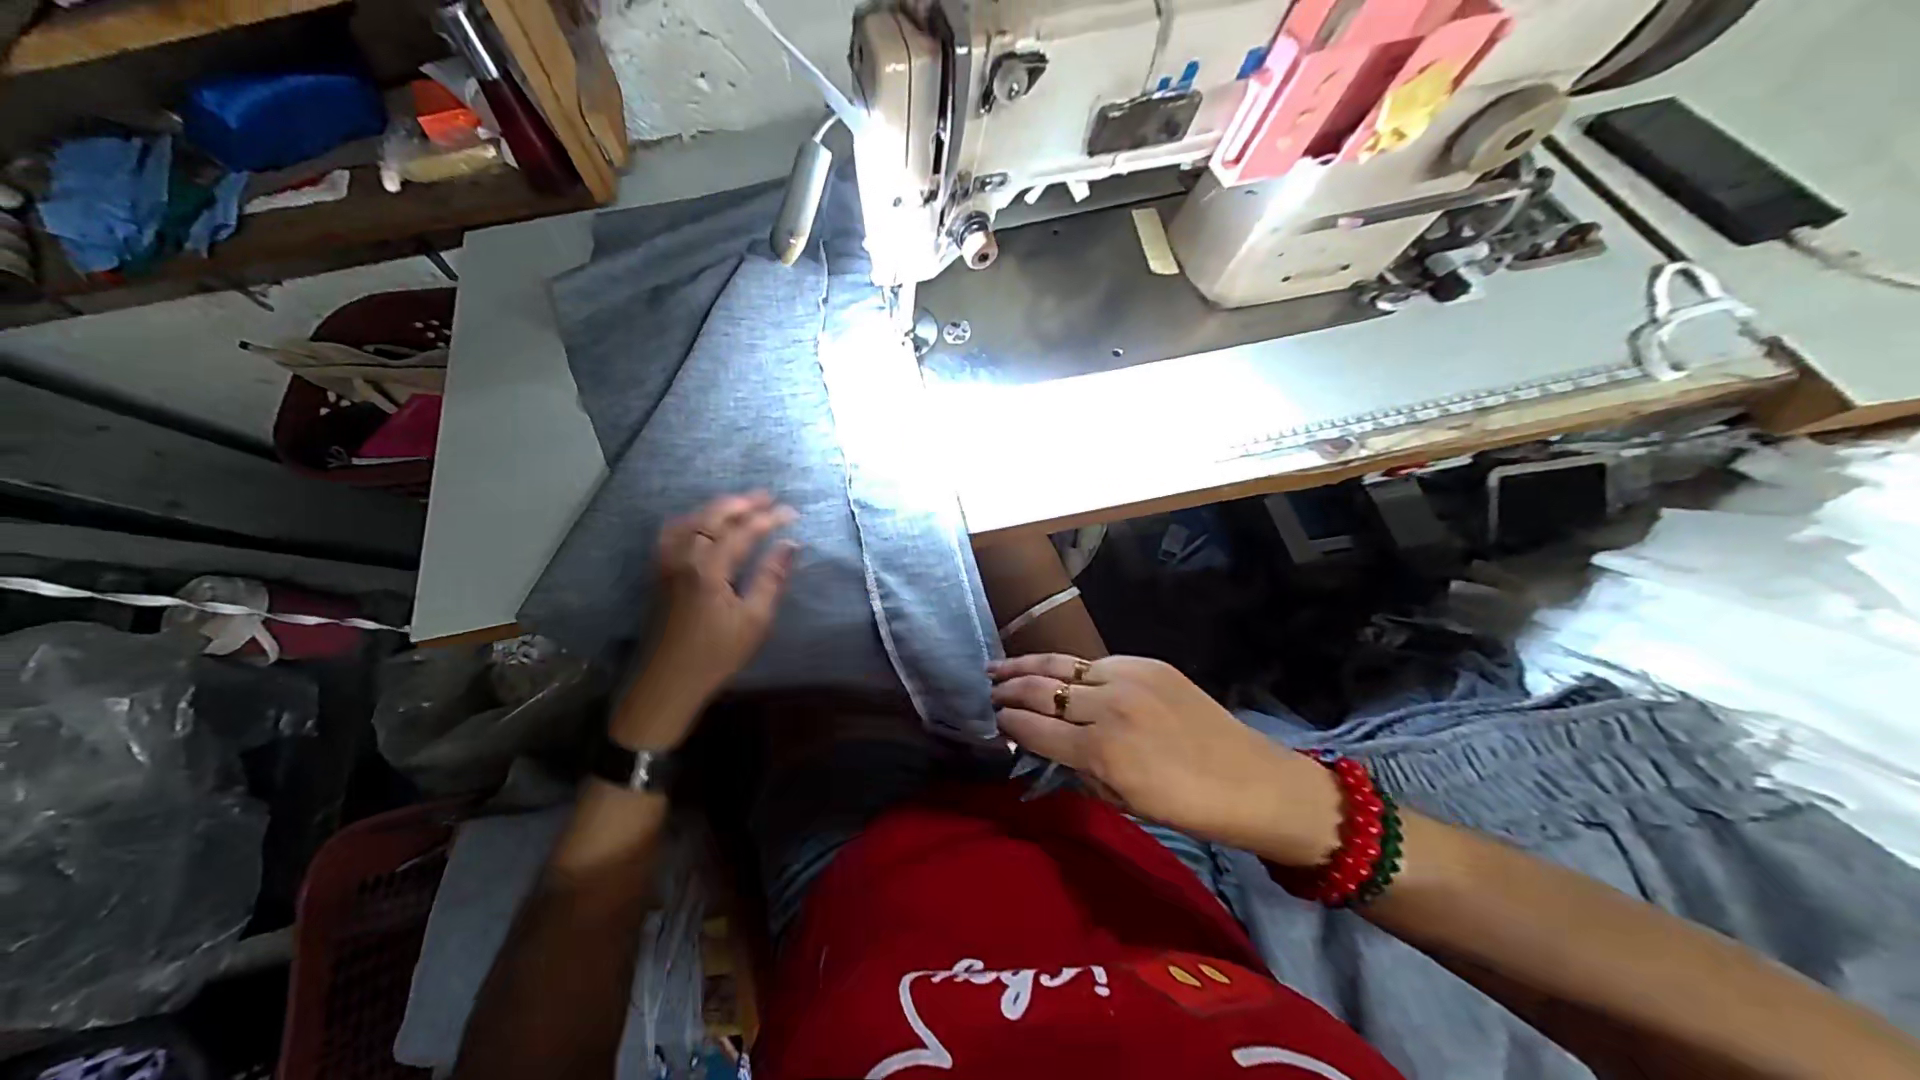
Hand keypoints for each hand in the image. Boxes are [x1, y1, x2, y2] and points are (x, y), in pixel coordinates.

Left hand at [614, 493, 797, 748]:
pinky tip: (700, 523)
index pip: (743, 531)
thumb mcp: (754, 621)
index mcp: (709, 569)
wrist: (667, 682)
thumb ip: (771, 579)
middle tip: (767, 497)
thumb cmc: (716, 655)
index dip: (769, 518)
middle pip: (713, 517)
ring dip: (716, 508)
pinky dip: (691, 519)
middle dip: (742, 503)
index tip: (792, 512)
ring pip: (690, 521)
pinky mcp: (658, 573)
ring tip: (739, 505)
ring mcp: (666, 564)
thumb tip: (790, 545)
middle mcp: (684, 558)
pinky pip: (672, 533)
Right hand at [989, 654, 1342, 866]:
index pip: (1034, 728)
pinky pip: (1096, 661)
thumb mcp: (1121, 800)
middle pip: (1041, 689)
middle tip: (988, 689)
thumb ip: (1078, 768)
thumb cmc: (1185, 806)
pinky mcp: (1149, 663)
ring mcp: (1129, 678)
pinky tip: (1056, 669)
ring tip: (999, 665)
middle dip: (1008, 689)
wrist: (1251, 781)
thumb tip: (1048, 745)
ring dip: (1026, 665)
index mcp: (1100, 751)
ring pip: (1063, 664)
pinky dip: (1070, 667)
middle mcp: (1108, 707)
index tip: (992, 719)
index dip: (1007, 723)